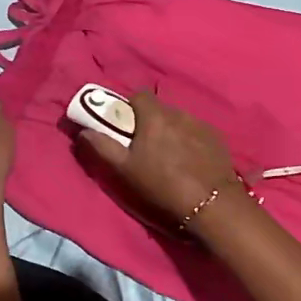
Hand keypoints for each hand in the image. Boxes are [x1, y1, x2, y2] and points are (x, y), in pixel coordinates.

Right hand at [79, 92, 237, 228]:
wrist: (210, 204)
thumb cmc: (162, 185)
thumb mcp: (124, 170)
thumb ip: (102, 147)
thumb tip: (83, 131)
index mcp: (155, 116)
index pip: (139, 95)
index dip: (129, 107)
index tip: (125, 126)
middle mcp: (179, 113)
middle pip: (160, 109)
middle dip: (151, 122)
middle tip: (145, 146)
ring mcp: (202, 124)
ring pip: (180, 120)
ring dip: (171, 131)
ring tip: (170, 156)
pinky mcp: (217, 138)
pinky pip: (197, 132)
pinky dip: (190, 141)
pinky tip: (190, 162)